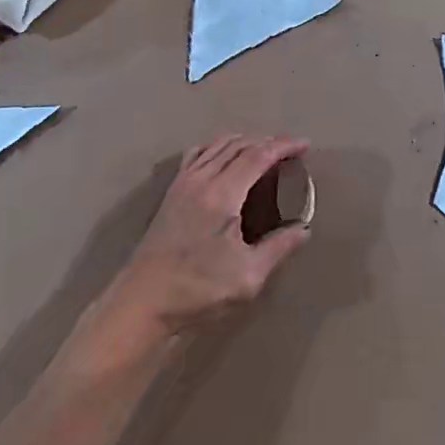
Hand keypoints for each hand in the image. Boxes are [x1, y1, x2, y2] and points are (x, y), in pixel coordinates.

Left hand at [106, 135, 312, 335]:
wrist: (140, 304)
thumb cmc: (196, 291)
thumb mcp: (248, 277)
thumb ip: (279, 248)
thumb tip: (304, 230)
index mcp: (221, 196)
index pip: (258, 156)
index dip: (283, 146)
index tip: (304, 145)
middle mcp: (200, 181)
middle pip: (238, 145)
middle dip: (268, 141)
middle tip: (290, 148)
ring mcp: (182, 184)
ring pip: (217, 146)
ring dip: (244, 142)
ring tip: (265, 150)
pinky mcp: (170, 193)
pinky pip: (198, 154)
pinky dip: (218, 147)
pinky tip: (225, 157)